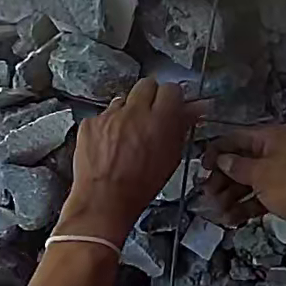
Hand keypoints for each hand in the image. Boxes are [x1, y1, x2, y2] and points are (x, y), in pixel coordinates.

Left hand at [60, 80, 205, 242]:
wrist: (104, 200)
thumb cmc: (141, 185)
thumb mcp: (171, 158)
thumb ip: (182, 128)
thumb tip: (195, 108)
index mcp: (160, 120)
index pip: (172, 89)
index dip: (172, 98)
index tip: (171, 107)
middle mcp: (135, 112)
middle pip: (147, 85)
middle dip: (150, 96)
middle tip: (150, 114)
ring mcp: (109, 115)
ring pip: (124, 99)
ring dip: (129, 111)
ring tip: (128, 133)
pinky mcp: (90, 122)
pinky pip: (104, 115)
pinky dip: (108, 125)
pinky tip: (110, 143)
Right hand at [201, 125, 285, 241]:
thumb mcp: (262, 174)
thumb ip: (238, 166)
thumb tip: (222, 159)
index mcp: (271, 137)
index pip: (236, 139)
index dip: (217, 152)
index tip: (200, 168)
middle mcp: (275, 152)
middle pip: (240, 162)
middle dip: (222, 179)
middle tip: (207, 195)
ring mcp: (280, 175)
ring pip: (248, 183)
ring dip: (231, 196)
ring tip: (217, 212)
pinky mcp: (285, 195)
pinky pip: (259, 198)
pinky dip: (245, 207)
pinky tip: (231, 219)